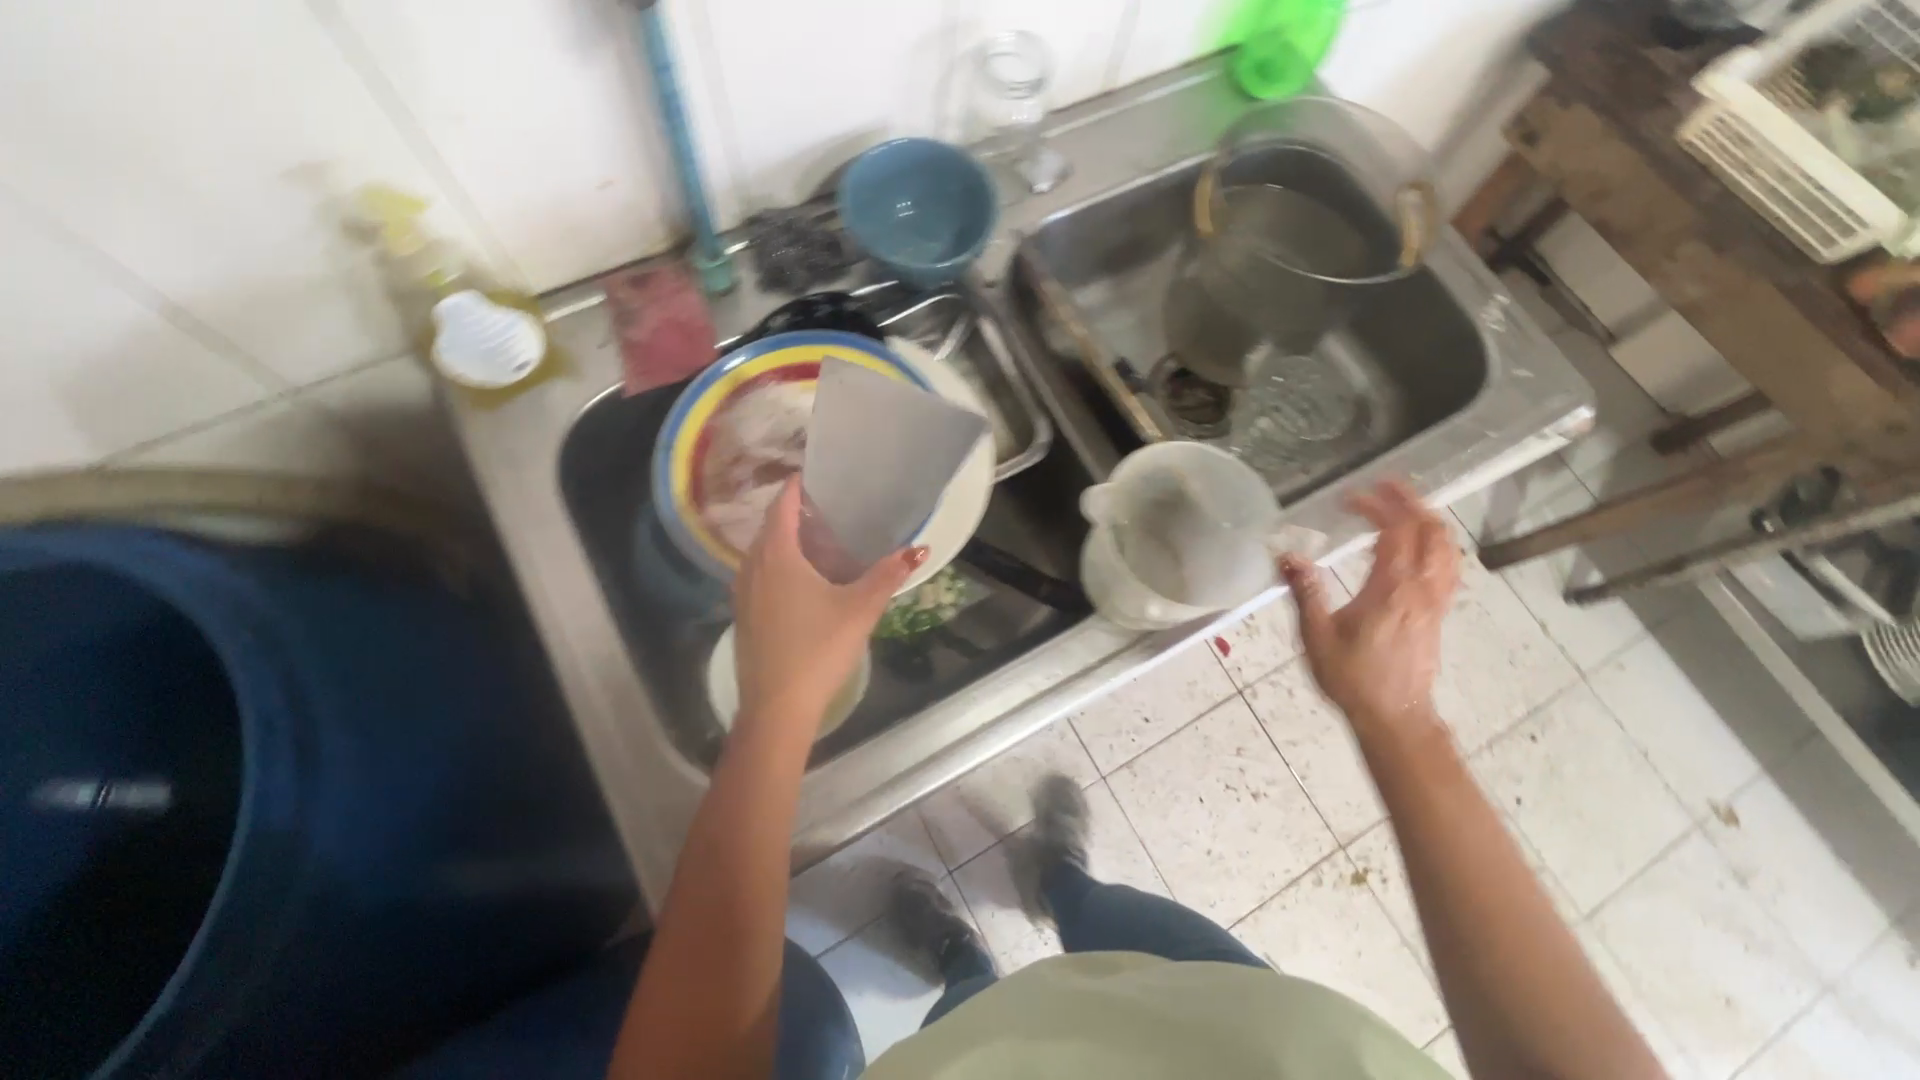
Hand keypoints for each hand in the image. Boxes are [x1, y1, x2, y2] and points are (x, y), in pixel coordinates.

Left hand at [731, 479, 925, 731]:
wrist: (776, 707)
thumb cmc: (818, 650)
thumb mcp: (860, 610)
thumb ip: (888, 576)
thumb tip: (917, 549)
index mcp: (777, 555)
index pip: (782, 505)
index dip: (797, 486)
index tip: (818, 476)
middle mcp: (752, 567)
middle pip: (769, 527)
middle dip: (793, 513)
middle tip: (828, 509)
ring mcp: (742, 593)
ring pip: (761, 553)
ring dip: (783, 542)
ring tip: (818, 541)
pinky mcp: (743, 617)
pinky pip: (758, 576)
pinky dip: (776, 566)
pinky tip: (801, 583)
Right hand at [1279, 479, 1457, 731]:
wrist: (1394, 715)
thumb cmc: (1352, 678)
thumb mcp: (1317, 636)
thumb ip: (1305, 592)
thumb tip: (1287, 555)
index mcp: (1391, 589)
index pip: (1394, 531)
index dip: (1375, 506)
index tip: (1350, 498)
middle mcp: (1421, 588)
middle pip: (1430, 530)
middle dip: (1409, 501)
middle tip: (1384, 486)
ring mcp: (1436, 601)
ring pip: (1447, 547)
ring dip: (1428, 519)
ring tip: (1406, 507)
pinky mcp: (1438, 613)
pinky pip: (1449, 567)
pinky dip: (1439, 544)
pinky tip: (1425, 546)